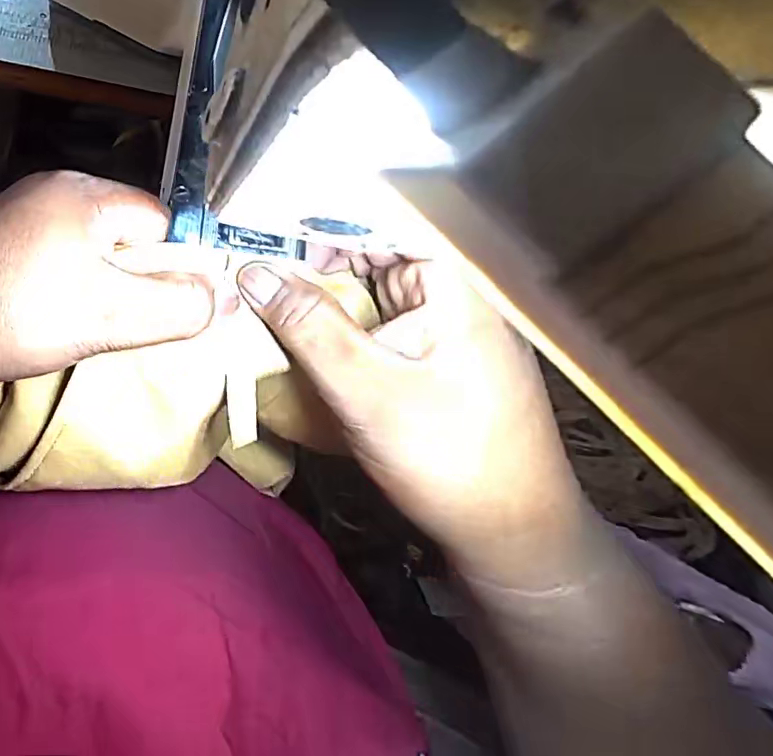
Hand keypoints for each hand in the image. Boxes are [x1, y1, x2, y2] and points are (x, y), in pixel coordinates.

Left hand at [0, 172, 219, 391]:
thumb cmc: (21, 319)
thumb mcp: (112, 318)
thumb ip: (179, 307)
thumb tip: (229, 294)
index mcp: (87, 192)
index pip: (161, 221)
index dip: (164, 267)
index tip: (143, 307)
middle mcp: (55, 183)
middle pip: (126, 228)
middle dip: (128, 274)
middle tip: (104, 316)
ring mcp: (22, 203)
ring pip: (91, 240)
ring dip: (95, 277)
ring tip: (69, 315)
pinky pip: (56, 245)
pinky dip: (61, 275)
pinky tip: (40, 305)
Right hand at [236, 250, 592, 579]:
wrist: (518, 544)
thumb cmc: (451, 461)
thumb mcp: (366, 389)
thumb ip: (308, 327)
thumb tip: (254, 273)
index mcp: (454, 286)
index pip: (377, 227)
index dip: (318, 227)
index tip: (265, 240)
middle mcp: (455, 299)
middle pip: (371, 262)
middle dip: (314, 269)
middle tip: (257, 282)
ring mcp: (449, 333)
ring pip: (373, 298)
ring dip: (326, 304)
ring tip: (272, 309)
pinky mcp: (440, 363)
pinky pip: (383, 330)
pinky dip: (345, 333)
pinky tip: (314, 347)